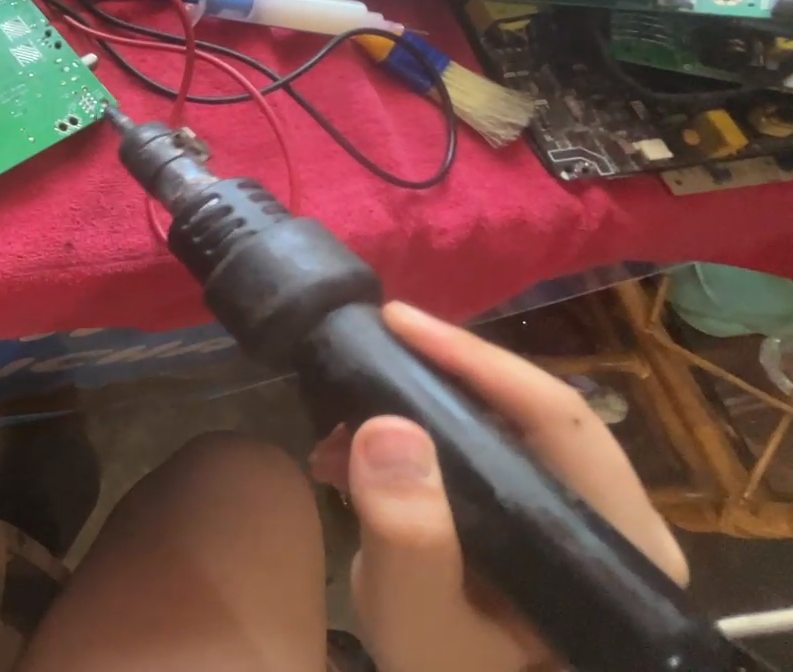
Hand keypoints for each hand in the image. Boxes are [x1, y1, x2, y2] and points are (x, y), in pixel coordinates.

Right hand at [307, 302, 688, 671]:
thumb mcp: (420, 620)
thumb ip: (409, 537)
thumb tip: (386, 424)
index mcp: (612, 545)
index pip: (559, 420)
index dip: (477, 359)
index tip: (393, 321)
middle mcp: (601, 521)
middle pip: (523, 413)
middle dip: (424, 380)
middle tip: (349, 360)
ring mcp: (560, 522)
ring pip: (488, 431)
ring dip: (402, 415)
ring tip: (329, 434)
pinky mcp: (519, 525)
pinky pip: (463, 455)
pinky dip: (399, 445)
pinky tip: (346, 462)